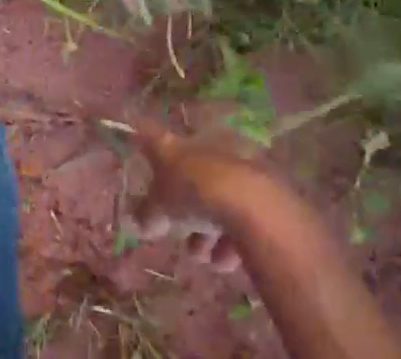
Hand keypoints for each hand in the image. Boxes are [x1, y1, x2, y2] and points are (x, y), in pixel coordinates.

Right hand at [131, 123, 249, 272]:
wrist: (254, 204)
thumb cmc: (194, 196)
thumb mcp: (161, 208)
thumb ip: (147, 214)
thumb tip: (138, 224)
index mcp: (172, 148)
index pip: (149, 137)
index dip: (141, 142)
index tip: (137, 150)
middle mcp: (202, 152)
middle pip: (188, 179)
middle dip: (184, 212)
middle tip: (180, 238)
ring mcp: (234, 169)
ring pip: (216, 200)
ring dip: (209, 233)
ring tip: (208, 260)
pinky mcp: (263, 191)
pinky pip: (241, 214)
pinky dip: (232, 237)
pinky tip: (227, 262)